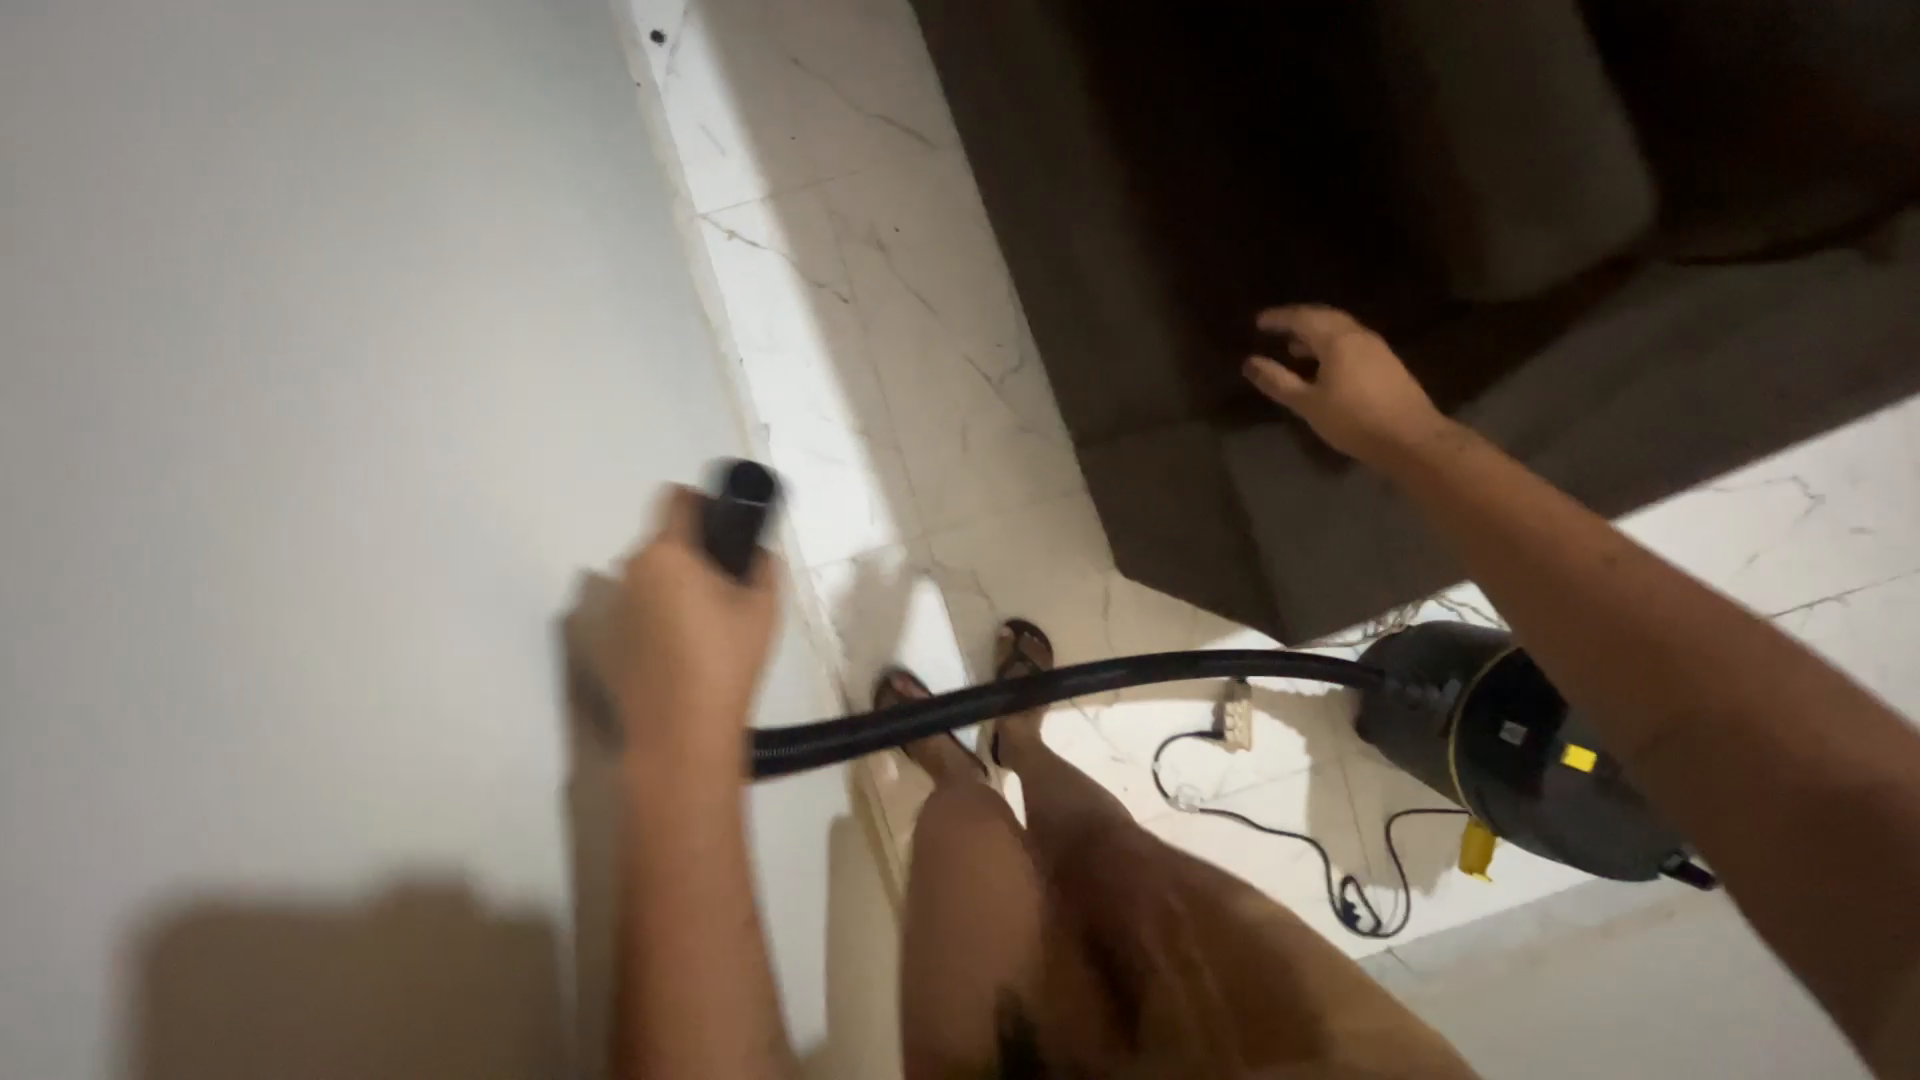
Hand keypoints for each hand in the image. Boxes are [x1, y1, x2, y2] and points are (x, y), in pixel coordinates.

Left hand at [591, 486, 779, 770]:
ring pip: (650, 578)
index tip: (725, 524)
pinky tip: (683, 651)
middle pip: (663, 543)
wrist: (682, 732)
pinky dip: (659, 617)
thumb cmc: (727, 660)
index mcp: (667, 554)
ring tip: (707, 625)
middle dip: (693, 553)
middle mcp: (630, 572)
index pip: (676, 498)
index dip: (703, 501)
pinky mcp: (608, 640)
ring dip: (675, 585)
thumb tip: (755, 553)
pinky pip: (639, 610)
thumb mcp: (764, 607)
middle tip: (727, 586)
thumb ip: (762, 565)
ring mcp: (614, 608)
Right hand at [1243, 305, 1449, 464]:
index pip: (1303, 318)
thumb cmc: (1353, 419)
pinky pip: (1351, 344)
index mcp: (1338, 340)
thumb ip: (1278, 381)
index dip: (1279, 318)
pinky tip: (1323, 366)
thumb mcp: (1307, 403)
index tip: (1259, 321)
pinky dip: (1330, 347)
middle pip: (1325, 318)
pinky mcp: (1386, 364)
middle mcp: (1359, 336)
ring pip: (1340, 331)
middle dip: (1299, 321)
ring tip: (1294, 348)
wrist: (1409, 438)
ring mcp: (1377, 349)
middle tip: (1276, 328)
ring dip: (1315, 335)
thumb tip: (1250, 363)